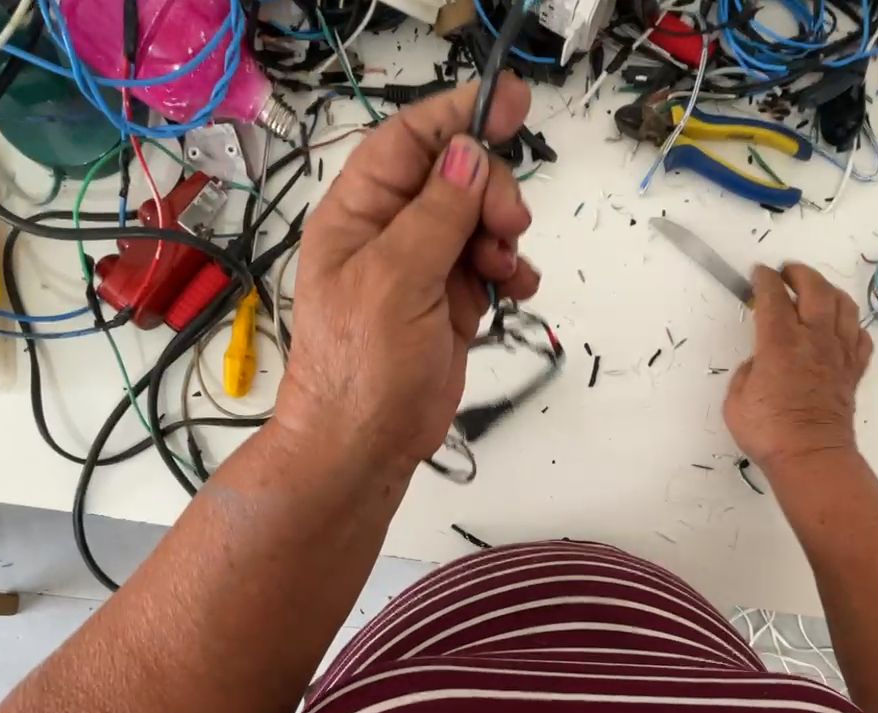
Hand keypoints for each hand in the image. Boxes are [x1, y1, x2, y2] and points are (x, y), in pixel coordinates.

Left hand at [274, 77, 542, 468]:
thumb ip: (435, 214)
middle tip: (509, 228)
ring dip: (504, 237)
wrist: (365, 444)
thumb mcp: (394, 280)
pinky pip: (491, 269)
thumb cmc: (363, 366)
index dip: (459, 116)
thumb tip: (468, 154)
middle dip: (491, 193)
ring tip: (506, 272)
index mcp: (359, 213)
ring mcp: (425, 270)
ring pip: (479, 223)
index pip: (411, 141)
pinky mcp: (451, 305)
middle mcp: (393, 234)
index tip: (511, 103)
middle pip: (456, 179)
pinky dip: (512, 273)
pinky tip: (517, 291)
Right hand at [724, 263, 873, 469]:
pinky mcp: (853, 371)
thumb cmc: (768, 431)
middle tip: (788, 272)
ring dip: (829, 290)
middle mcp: (813, 339)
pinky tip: (841, 328)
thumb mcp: (735, 401)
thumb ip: (746, 373)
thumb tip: (759, 364)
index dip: (764, 280)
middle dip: (800, 274)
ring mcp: (838, 353)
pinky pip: (860, 337)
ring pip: (843, 306)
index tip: (759, 273)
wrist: (810, 455)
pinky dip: (851, 326)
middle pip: (814, 289)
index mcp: (779, 342)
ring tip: (817, 290)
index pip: (773, 297)